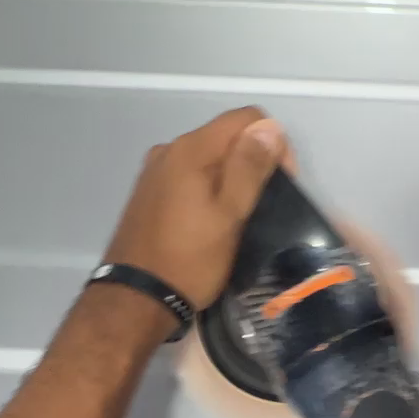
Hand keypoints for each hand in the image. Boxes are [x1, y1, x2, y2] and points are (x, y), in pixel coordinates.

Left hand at [103, 106, 289, 310]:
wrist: (136, 299)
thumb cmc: (190, 260)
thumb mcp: (229, 216)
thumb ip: (249, 168)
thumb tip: (270, 128)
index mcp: (191, 149)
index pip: (246, 119)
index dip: (273, 144)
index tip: (282, 185)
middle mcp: (169, 149)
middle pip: (226, 137)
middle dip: (253, 162)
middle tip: (264, 209)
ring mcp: (155, 171)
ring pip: (207, 159)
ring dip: (231, 179)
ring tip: (241, 219)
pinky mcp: (148, 194)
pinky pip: (189, 177)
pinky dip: (209, 190)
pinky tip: (212, 223)